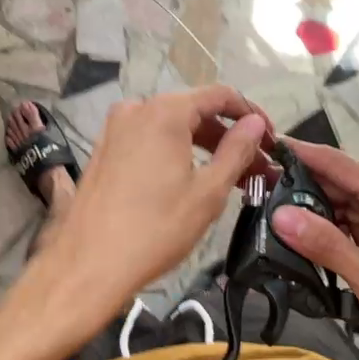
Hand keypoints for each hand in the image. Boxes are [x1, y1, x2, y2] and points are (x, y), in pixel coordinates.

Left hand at [29, 86, 273, 338]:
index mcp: (165, 111)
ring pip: (171, 127)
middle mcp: (136, 109)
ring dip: (203, 147)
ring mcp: (115, 129)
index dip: (250, 114)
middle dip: (228, 136)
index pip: (219, 95)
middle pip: (194, 110)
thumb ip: (236, 150)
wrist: (88, 264)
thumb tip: (254, 122)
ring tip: (230, 179)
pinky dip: (175, 153)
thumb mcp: (208, 192)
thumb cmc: (155, 229)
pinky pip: (148, 141)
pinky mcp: (103, 150)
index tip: (270, 140)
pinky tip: (191, 181)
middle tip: (256, 169)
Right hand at [270, 139, 358, 359]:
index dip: (301, 152)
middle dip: (300, 182)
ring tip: (270, 210)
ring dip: (313, 205)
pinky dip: (331, 225)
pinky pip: (356, 219)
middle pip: (340, 179)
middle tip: (257, 187)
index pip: (338, 163)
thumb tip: (280, 216)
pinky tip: (303, 234)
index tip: (264, 146)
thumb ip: (327, 246)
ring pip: (346, 199)